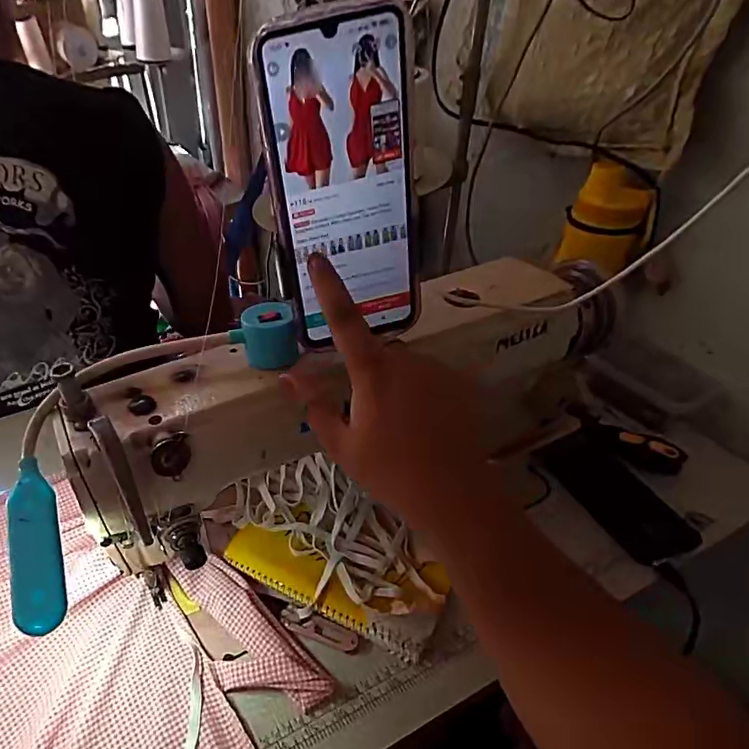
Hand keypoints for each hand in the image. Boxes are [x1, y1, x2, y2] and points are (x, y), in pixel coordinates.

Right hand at [280, 255, 500, 532]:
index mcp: (373, 372)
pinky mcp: (460, 382)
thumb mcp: (343, 446)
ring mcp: (437, 368)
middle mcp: (407, 359)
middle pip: (378, 353)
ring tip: (401, 430)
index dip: (329, 287)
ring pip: (405, 367)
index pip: (344, 321)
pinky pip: (430, 378)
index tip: (318, 256)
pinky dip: (421, 395)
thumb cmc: (390, 471)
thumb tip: (288, 378)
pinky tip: (425, 428)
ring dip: (397, 386)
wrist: (453, 491)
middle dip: (368, 375)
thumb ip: (316, 407)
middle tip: (369, 419)